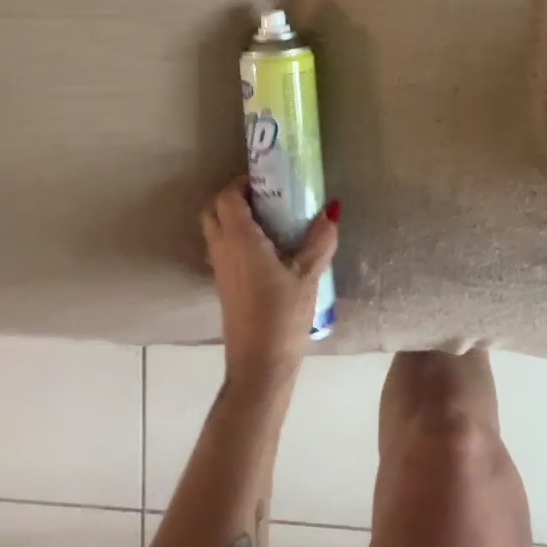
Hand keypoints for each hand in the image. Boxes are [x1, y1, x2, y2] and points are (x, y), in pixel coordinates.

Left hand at [202, 178, 337, 378]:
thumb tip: (332, 209)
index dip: (242, 183)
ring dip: (232, 218)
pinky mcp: (224, 287)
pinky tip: (265, 250)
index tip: (267, 180)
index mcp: (240, 240)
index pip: (228, 197)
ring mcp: (220, 270)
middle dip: (233, 197)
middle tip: (265, 197)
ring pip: (215, 231)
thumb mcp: (308, 275)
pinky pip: (222, 250)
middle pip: (213, 211)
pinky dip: (236, 239)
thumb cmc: (282, 316)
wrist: (259, 366)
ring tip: (267, 220)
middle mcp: (223, 250)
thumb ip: (319, 240)